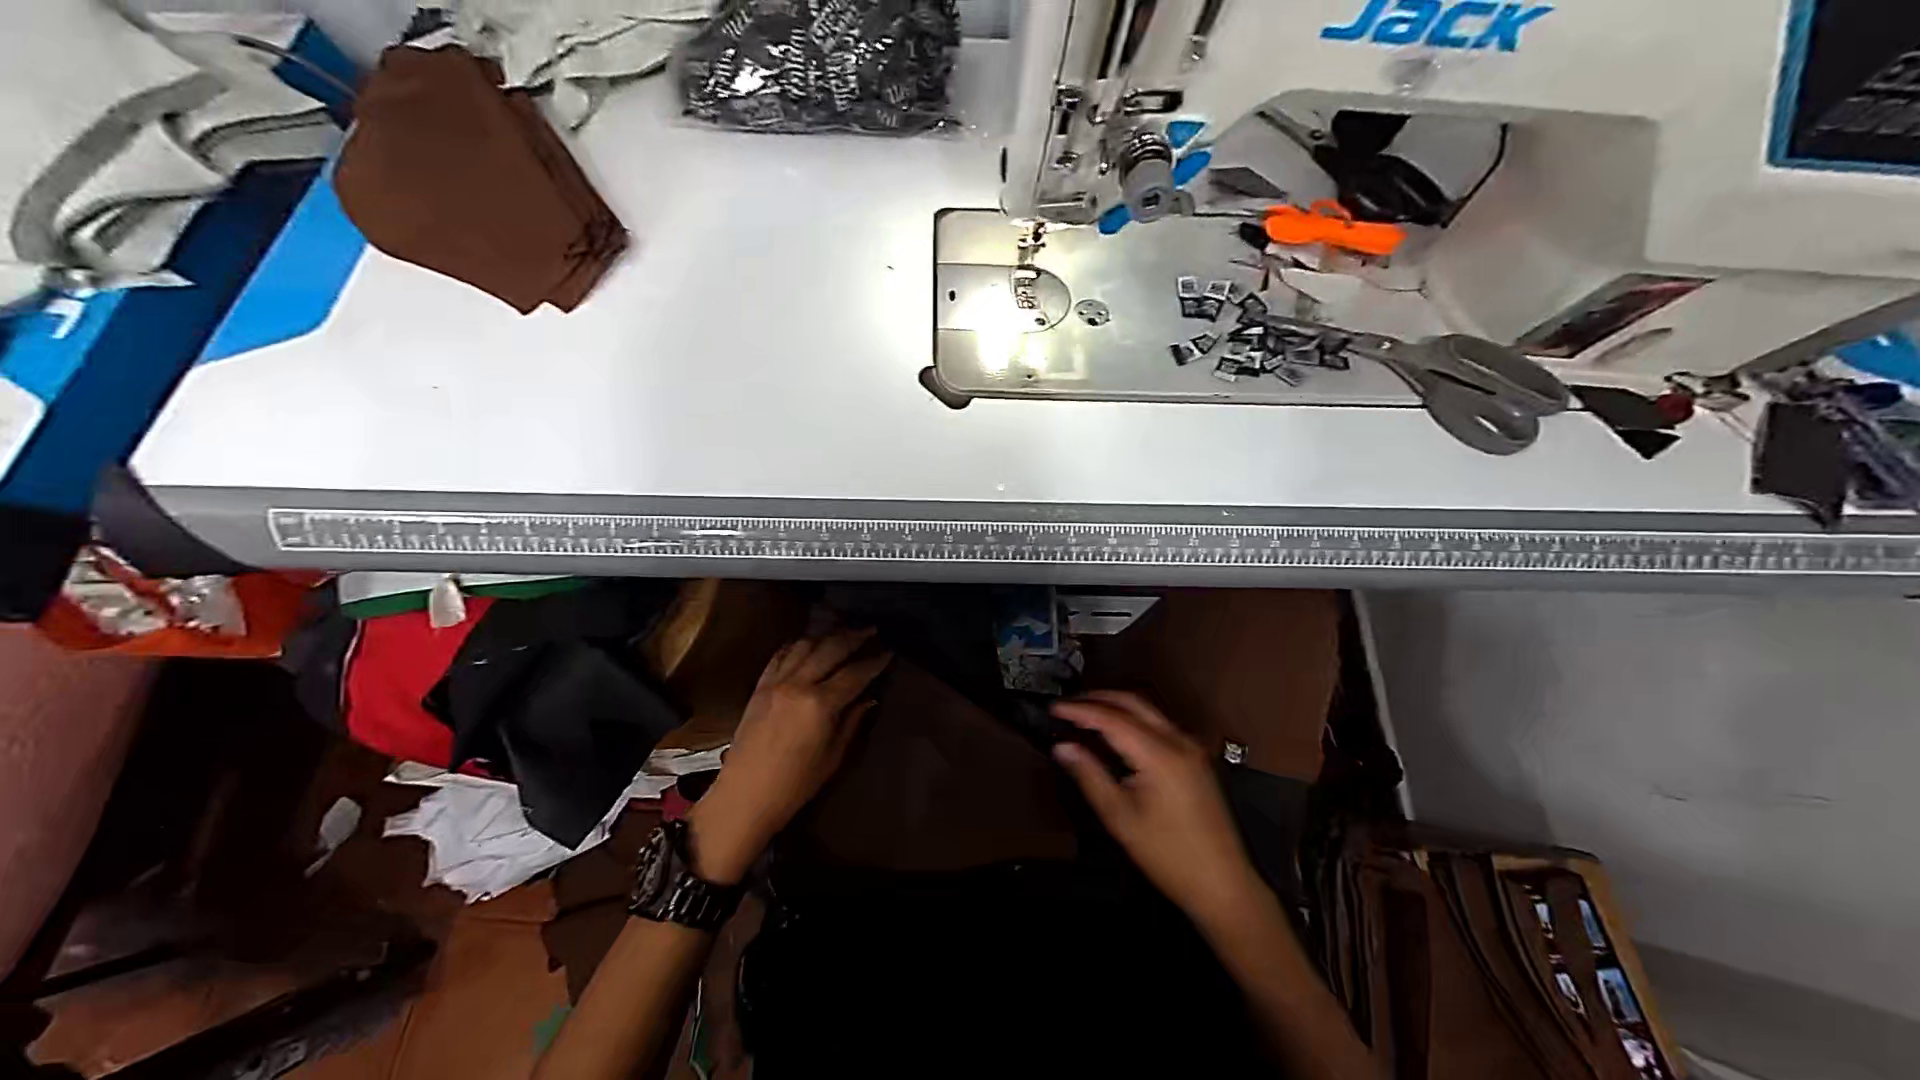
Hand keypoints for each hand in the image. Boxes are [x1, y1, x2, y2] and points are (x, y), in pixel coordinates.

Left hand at [686, 628, 891, 884]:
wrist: (745, 796)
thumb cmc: (795, 785)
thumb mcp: (832, 757)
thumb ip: (851, 722)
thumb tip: (868, 699)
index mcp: (820, 704)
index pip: (854, 674)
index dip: (874, 662)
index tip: (889, 652)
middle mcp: (798, 685)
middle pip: (830, 648)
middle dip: (853, 636)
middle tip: (870, 630)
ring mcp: (775, 683)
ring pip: (804, 645)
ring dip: (826, 636)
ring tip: (842, 633)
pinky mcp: (759, 687)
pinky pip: (780, 656)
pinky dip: (796, 645)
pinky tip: (807, 644)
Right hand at [1052, 691, 1263, 921]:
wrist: (1222, 884)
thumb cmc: (1168, 855)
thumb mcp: (1120, 817)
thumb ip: (1089, 775)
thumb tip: (1063, 747)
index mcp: (1160, 754)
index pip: (1112, 718)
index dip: (1079, 710)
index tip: (1054, 708)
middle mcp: (1179, 741)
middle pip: (1133, 703)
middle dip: (1097, 698)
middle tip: (1067, 705)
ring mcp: (1191, 748)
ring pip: (1148, 711)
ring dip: (1116, 706)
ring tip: (1085, 714)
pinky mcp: (1196, 759)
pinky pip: (1159, 725)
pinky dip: (1133, 720)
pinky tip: (1115, 732)